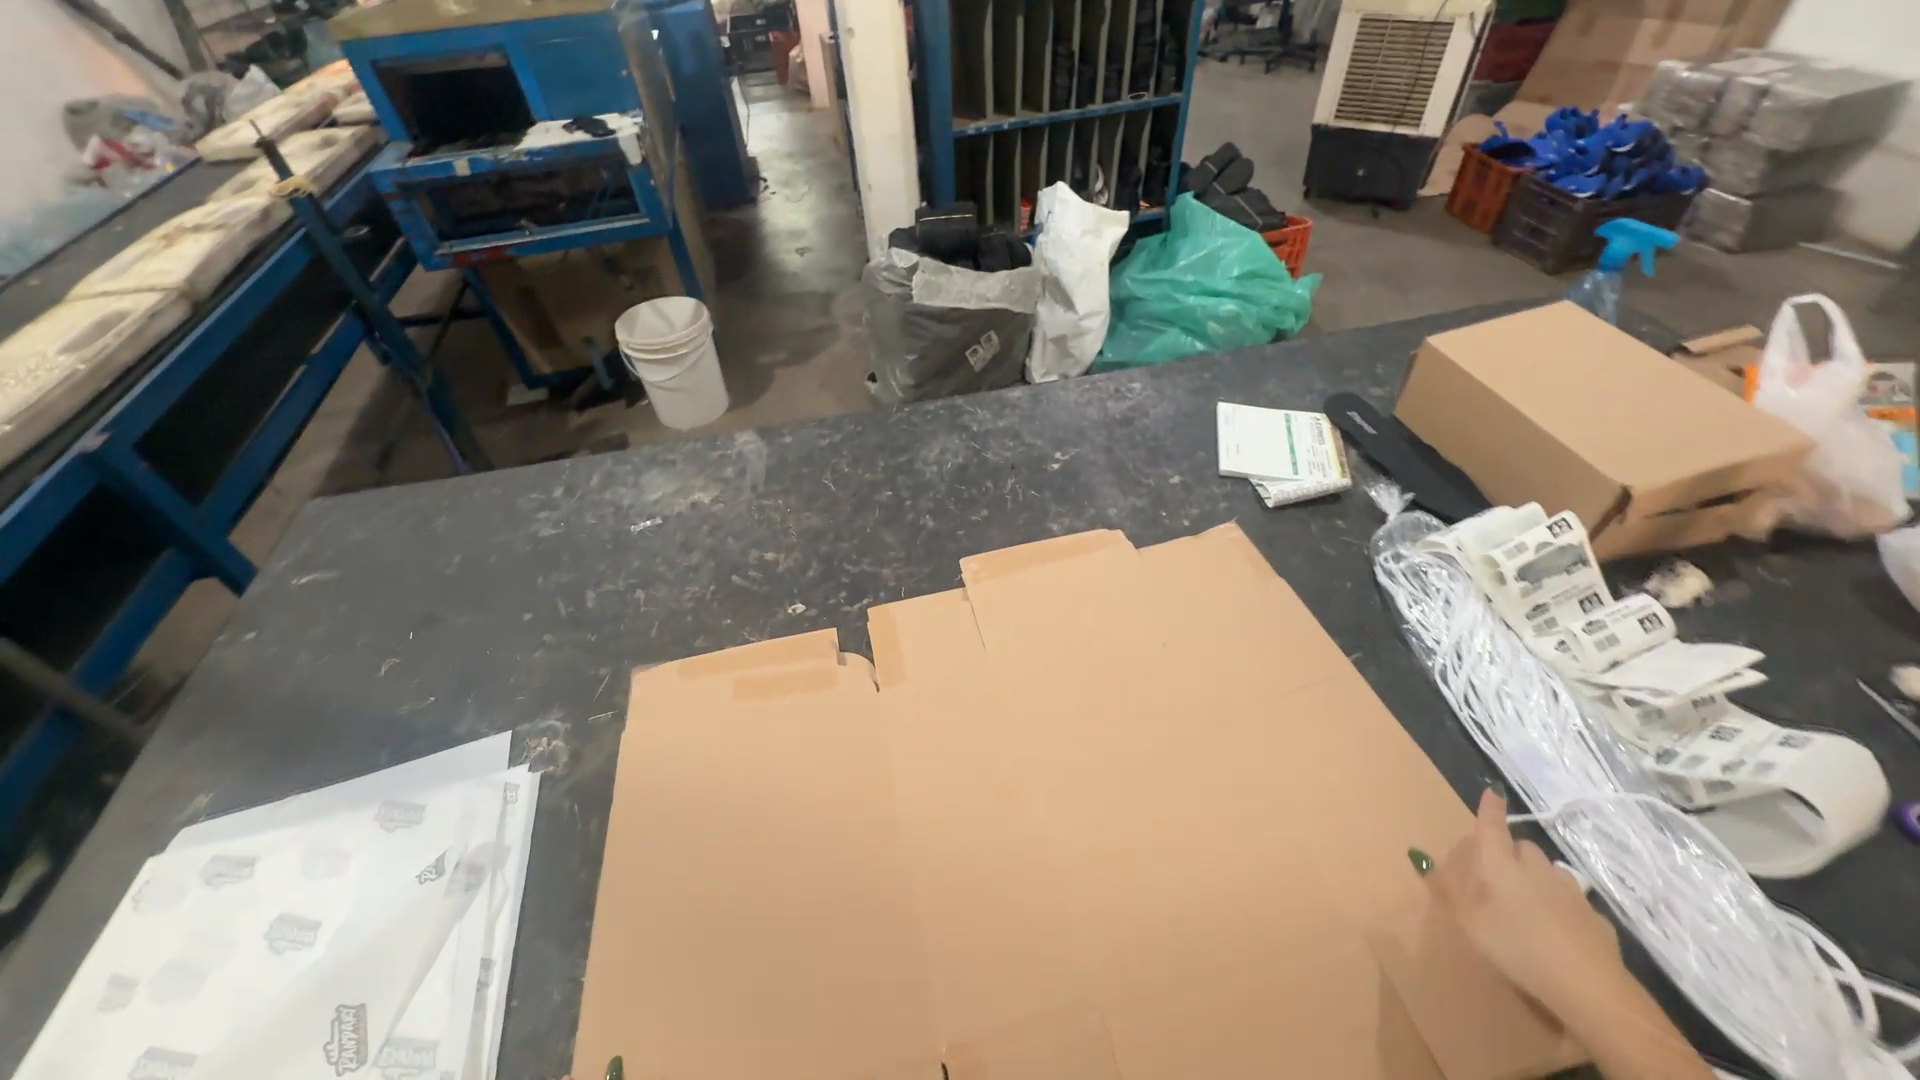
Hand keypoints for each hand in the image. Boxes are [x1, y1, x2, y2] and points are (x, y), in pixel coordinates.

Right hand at [1428, 790, 1623, 1016]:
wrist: (1587, 985)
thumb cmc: (1515, 946)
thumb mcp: (1469, 922)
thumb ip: (1447, 889)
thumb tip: (1420, 856)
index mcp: (1501, 865)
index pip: (1493, 826)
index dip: (1490, 809)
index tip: (1492, 791)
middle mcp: (1537, 868)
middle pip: (1523, 847)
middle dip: (1511, 852)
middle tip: (1498, 874)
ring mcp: (1570, 891)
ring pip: (1549, 871)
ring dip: (1537, 876)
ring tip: (1527, 902)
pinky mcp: (1594, 916)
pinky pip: (1571, 900)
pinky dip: (1560, 905)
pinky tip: (1557, 929)